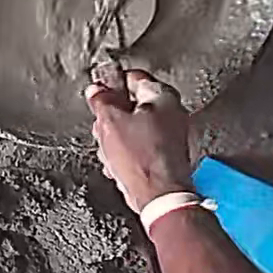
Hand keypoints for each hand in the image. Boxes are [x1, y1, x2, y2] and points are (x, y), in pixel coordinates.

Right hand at [86, 69, 193, 211]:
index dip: (111, 86)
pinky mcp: (170, 155)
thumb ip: (101, 101)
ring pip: (136, 126)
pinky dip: (131, 151)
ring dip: (119, 136)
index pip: (132, 77)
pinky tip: (122, 162)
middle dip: (114, 117)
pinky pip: (144, 145)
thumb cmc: (141, 158)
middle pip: (134, 104)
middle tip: (103, 128)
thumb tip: (96, 90)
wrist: (159, 195)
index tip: (98, 93)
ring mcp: (175, 134)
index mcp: (163, 96)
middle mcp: (175, 112)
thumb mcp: (110, 122)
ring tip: (112, 151)